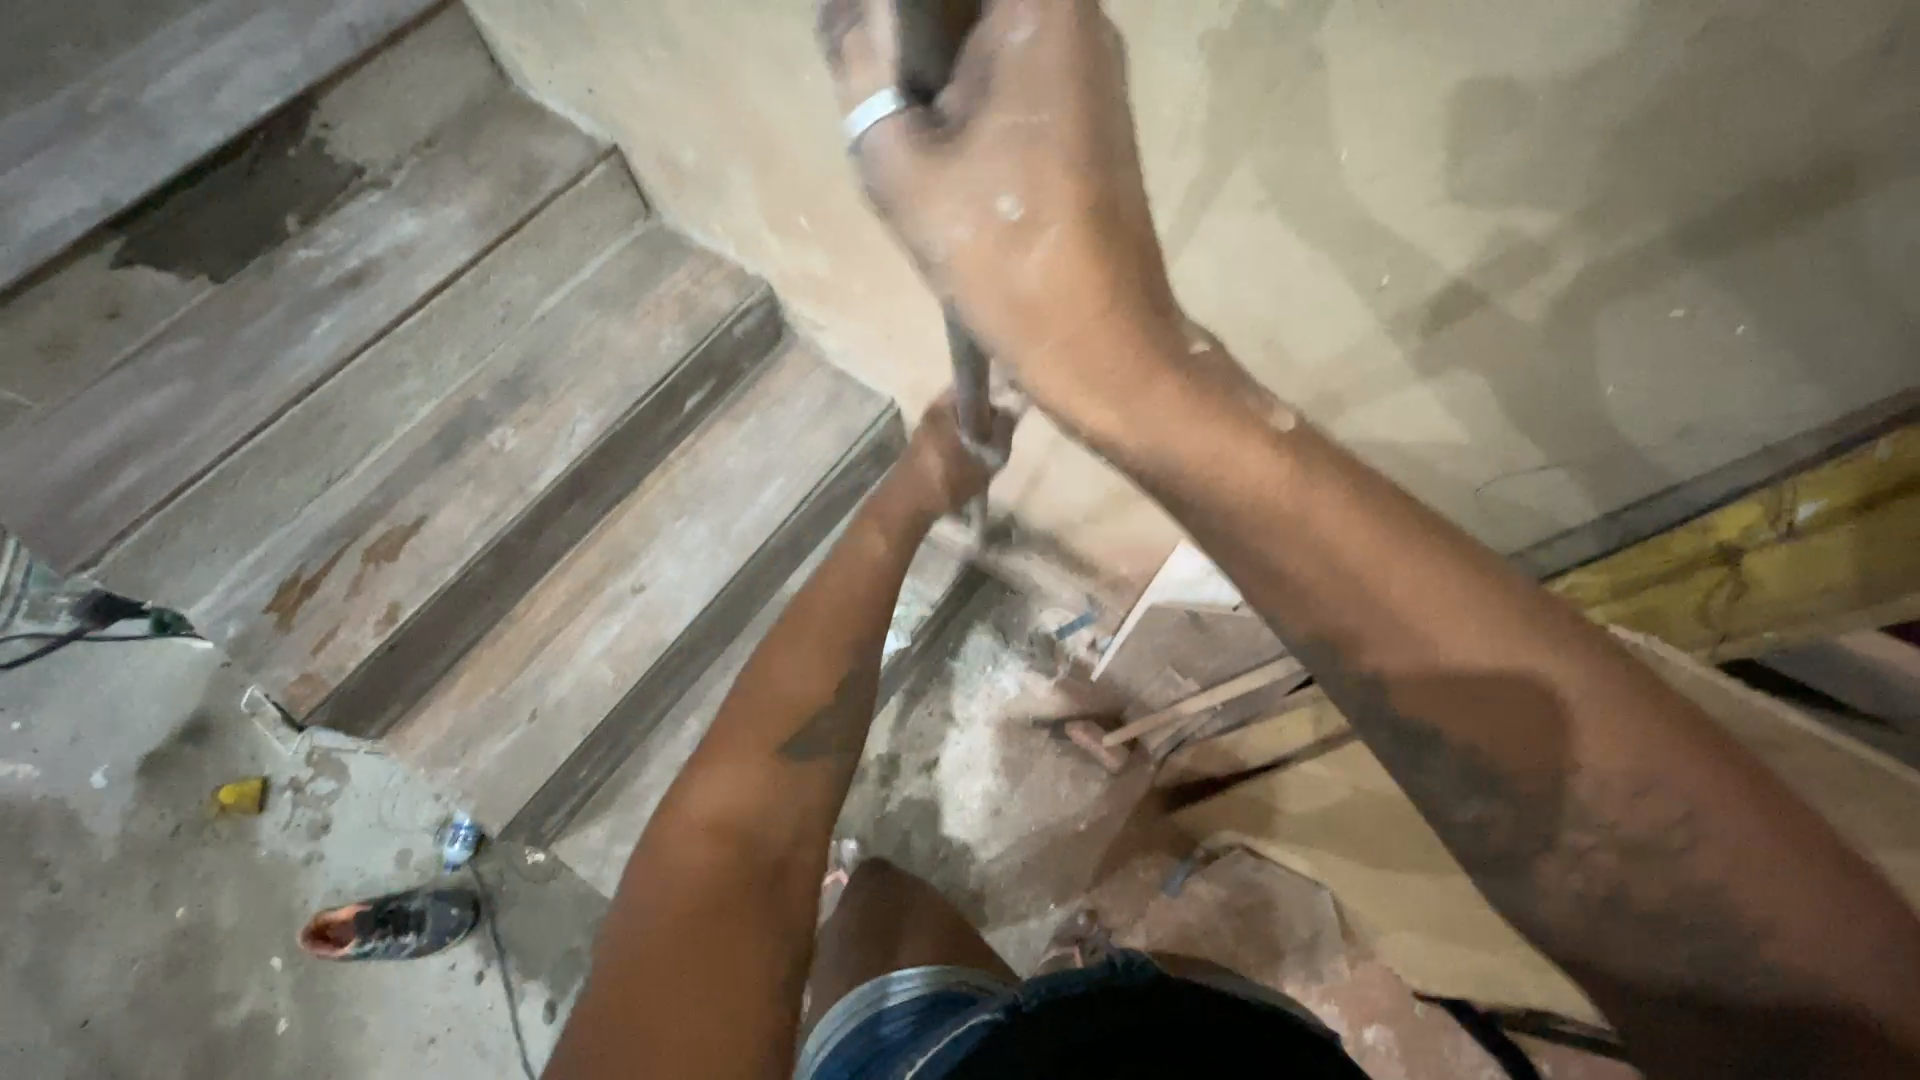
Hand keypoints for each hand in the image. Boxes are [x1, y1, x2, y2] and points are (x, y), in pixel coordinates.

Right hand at [818, 0, 1186, 424]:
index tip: (873, 51)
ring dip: (948, 70)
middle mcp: (1083, 16)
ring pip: (1000, 35)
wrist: (1099, 342)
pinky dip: (984, 95)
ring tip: (917, 130)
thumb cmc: (1001, 258)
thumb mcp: (900, 168)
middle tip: (886, 97)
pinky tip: (961, 155)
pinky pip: (1028, 73)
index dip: (901, 15)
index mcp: (1038, 7)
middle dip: (920, 41)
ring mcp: (1100, 67)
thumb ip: (861, 71)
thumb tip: (850, 14)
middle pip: (975, 4)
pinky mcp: (1102, 115)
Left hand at [897, 390, 1018, 518]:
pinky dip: (960, 445)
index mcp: (946, 405)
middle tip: (996, 443)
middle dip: (984, 421)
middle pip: (967, 406)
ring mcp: (923, 426)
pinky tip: (966, 466)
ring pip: (958, 423)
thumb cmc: (948, 480)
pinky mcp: (919, 444)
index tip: (1004, 419)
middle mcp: (933, 409)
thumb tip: (1011, 411)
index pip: (975, 387)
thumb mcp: (987, 460)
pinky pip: (948, 435)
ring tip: (983, 458)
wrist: (907, 507)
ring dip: (972, 436)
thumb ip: (1002, 433)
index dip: (994, 399)